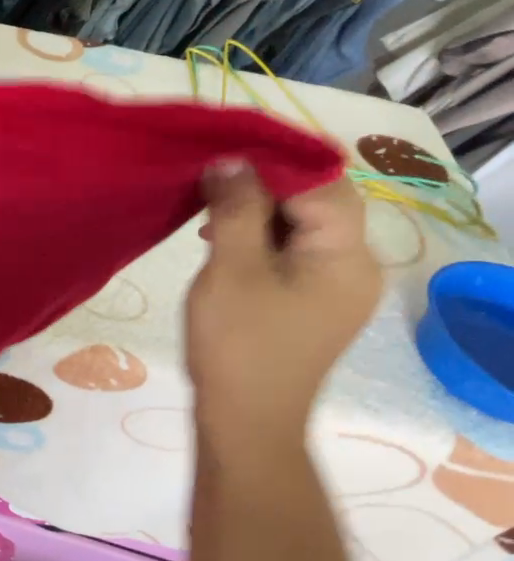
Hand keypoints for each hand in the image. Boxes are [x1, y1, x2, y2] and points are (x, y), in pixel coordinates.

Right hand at [186, 162, 381, 442]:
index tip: (223, 145)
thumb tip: (231, 160)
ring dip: (256, 207)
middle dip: (263, 181)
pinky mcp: (311, 299)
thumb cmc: (239, 340)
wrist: (247, 414)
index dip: (277, 158)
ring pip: (301, 224)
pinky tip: (219, 238)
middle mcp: (354, 264)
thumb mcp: (231, 268)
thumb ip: (235, 210)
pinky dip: (258, 233)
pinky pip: (291, 248)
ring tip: (205, 205)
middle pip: (317, 201)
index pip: (324, 184)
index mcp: (346, 255)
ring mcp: (335, 284)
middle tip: (206, 173)